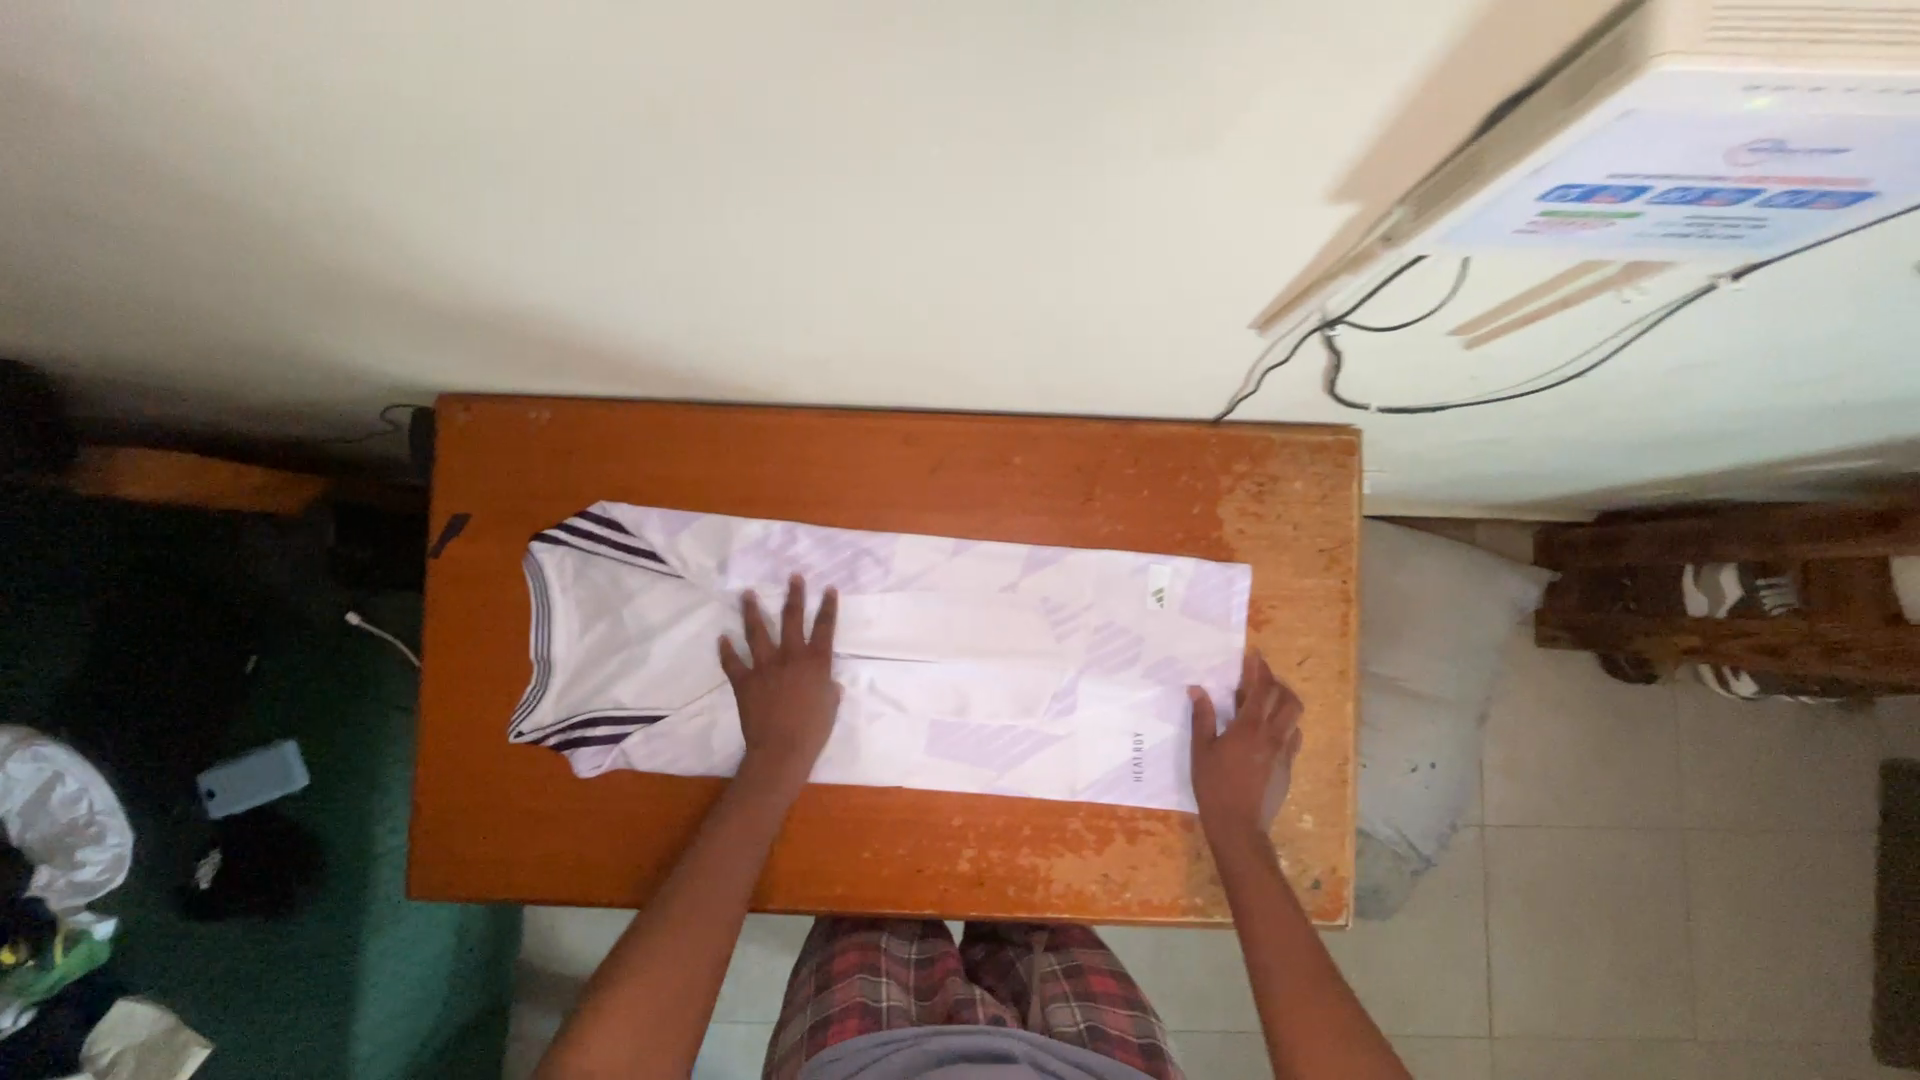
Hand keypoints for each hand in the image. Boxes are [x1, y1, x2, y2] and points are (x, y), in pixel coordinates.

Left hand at [720, 575, 841, 784]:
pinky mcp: (744, 681)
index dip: (828, 607)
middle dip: (794, 595)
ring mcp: (765, 666)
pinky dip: (726, 650)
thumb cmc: (814, 729)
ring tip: (747, 594)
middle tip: (793, 577)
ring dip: (752, 611)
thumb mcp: (831, 705)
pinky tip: (722, 637)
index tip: (828, 589)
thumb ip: (829, 688)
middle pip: (792, 619)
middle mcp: (790, 656)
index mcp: (816, 662)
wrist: (782, 749)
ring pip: (757, 632)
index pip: (824, 627)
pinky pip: (732, 662)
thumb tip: (828, 683)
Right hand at [1189, 650, 1304, 845]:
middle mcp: (1273, 736)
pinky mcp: (1288, 768)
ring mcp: (1285, 753)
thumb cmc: (1213, 786)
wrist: (1239, 826)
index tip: (1254, 656)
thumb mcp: (1200, 750)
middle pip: (1288, 700)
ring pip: (1295, 719)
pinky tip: (1268, 732)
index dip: (1260, 669)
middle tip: (1260, 679)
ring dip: (1284, 704)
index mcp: (1250, 728)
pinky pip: (1293, 738)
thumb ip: (1202, 717)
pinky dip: (1284, 726)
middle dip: (1277, 683)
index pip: (1262, 689)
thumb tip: (1197, 690)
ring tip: (1265, 702)